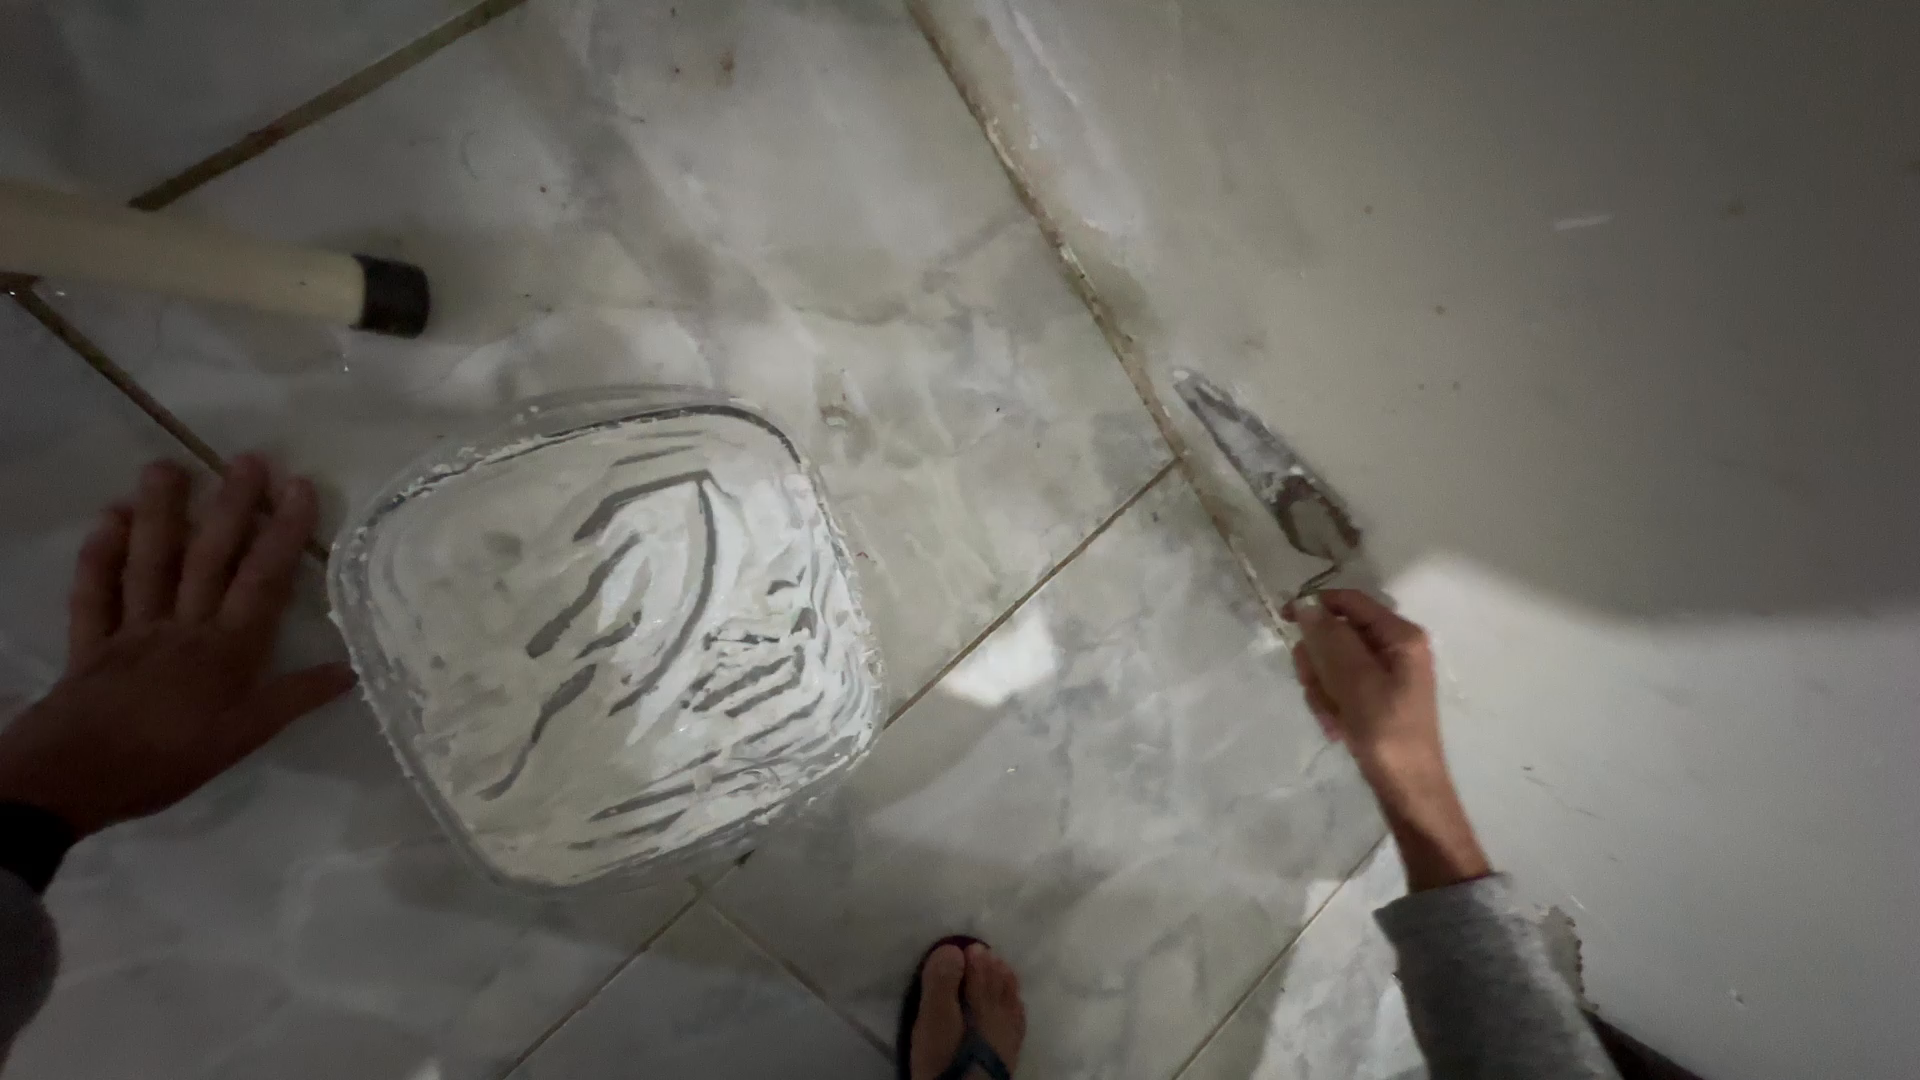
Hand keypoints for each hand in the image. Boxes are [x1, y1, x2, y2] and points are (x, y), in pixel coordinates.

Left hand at [0, 457, 354, 836]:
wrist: (61, 787)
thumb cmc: (168, 759)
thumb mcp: (246, 735)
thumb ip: (296, 697)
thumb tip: (352, 669)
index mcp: (226, 647)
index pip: (262, 578)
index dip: (283, 532)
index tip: (299, 489)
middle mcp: (182, 625)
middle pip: (209, 558)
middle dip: (231, 507)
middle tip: (247, 460)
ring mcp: (131, 629)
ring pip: (149, 563)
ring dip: (160, 514)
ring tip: (167, 468)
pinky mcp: (88, 643)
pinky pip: (94, 593)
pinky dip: (99, 554)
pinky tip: (108, 520)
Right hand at [1286, 589, 1488, 889]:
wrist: (1406, 786)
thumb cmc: (1386, 730)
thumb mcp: (1354, 680)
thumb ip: (1330, 638)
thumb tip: (1306, 605)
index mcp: (1400, 637)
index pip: (1350, 602)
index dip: (1315, 605)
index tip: (1283, 620)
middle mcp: (1394, 647)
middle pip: (1335, 633)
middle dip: (1318, 661)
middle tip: (1316, 687)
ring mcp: (1384, 671)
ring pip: (1330, 660)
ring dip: (1321, 686)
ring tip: (1330, 714)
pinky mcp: (1373, 693)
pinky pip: (1337, 683)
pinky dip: (1329, 701)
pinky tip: (1336, 724)